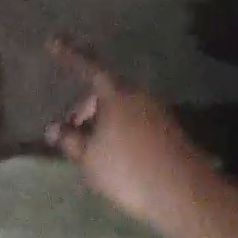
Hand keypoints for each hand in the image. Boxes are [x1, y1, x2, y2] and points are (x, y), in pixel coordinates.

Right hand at [45, 39, 213, 228]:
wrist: (184, 194)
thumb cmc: (128, 170)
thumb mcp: (90, 158)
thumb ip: (70, 140)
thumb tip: (54, 128)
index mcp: (116, 94)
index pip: (88, 67)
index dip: (68, 55)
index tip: (52, 43)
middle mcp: (138, 96)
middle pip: (105, 91)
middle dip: (84, 106)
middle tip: (69, 127)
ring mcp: (157, 112)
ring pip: (120, 107)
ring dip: (102, 120)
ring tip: (88, 145)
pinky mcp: (168, 132)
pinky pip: (135, 121)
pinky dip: (118, 129)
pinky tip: (112, 153)